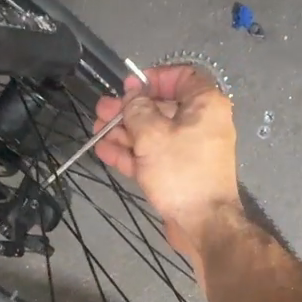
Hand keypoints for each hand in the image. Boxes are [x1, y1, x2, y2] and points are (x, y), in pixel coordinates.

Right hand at [92, 65, 240, 259]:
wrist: (204, 225)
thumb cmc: (181, 172)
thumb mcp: (152, 134)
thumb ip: (137, 109)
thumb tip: (131, 94)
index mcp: (205, 105)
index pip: (182, 77)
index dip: (153, 78)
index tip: (130, 87)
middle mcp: (201, 124)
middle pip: (161, 107)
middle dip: (129, 109)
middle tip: (101, 110)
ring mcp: (190, 151)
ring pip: (154, 134)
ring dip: (125, 132)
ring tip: (96, 130)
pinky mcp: (179, 174)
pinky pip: (155, 156)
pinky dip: (132, 153)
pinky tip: (105, 151)